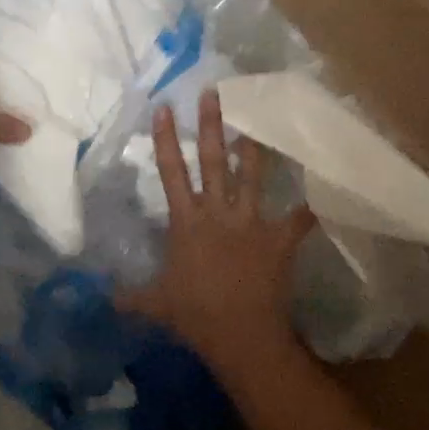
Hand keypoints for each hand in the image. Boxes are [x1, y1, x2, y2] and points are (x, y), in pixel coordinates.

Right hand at [119, 89, 316, 362]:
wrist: (241, 337)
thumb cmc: (195, 316)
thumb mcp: (156, 304)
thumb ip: (132, 295)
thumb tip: (106, 297)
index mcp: (186, 222)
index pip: (170, 172)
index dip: (165, 139)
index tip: (163, 107)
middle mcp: (216, 214)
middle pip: (211, 161)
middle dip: (211, 125)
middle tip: (214, 92)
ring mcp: (250, 224)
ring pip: (250, 178)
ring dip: (252, 150)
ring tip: (256, 121)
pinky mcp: (278, 241)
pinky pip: (297, 221)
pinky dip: (309, 209)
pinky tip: (322, 193)